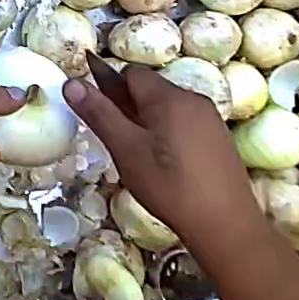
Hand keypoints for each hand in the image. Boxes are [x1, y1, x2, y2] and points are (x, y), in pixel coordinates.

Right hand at [64, 64, 262, 255]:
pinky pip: (184, 123)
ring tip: (140, 157)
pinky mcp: (219, 139)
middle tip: (119, 142)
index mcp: (168, 96)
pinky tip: (166, 164)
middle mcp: (192, 99)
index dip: (110, 90)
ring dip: (148, 122)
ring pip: (167, 108)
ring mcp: (210, 119)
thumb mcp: (125, 149)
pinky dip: (168, 134)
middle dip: (129, 107)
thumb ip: (99, 113)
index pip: (130, 74)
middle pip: (150, 89)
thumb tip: (71, 83)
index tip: (102, 118)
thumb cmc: (169, 185)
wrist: (226, 225)